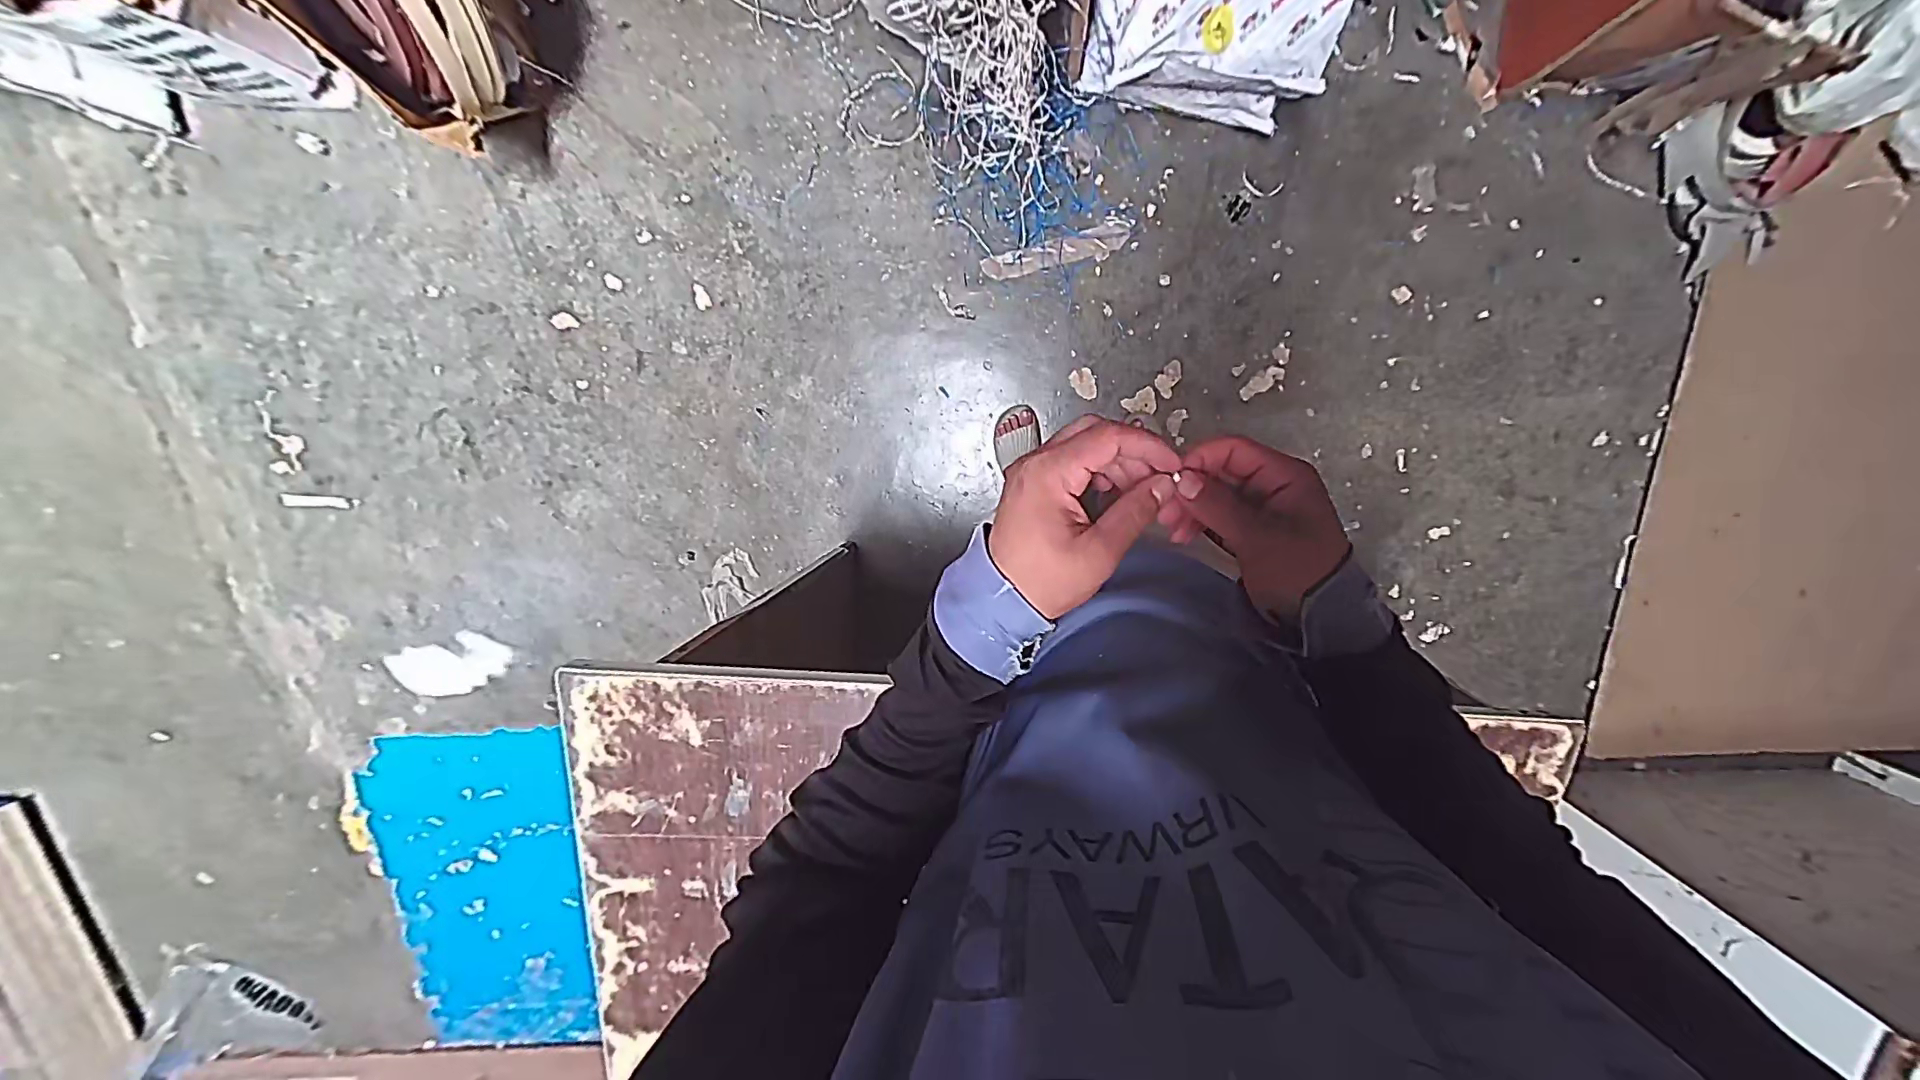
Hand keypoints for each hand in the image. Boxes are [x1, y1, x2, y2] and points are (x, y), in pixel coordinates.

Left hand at [988, 415, 1195, 618]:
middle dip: (1133, 452)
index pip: (1107, 436)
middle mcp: (1034, 465)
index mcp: (1047, 473)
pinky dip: (1098, 471)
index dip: (1147, 446)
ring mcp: (1031, 472)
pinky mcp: (1033, 483)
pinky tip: (1116, 494)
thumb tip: (1161, 486)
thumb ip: (1135, 512)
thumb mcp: (1099, 551)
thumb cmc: (1039, 581)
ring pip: (1084, 444)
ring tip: (1140, 491)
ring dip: (1117, 462)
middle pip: (1095, 433)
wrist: (1003, 598)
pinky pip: (1071, 462)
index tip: (1170, 463)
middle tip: (1158, 476)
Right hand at [1177, 435, 1350, 621]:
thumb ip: (1218, 506)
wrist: (1321, 616)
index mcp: (1283, 475)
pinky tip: (1184, 535)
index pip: (1233, 450)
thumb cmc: (1297, 571)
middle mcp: (1270, 485)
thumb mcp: (1257, 537)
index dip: (1200, 460)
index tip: (1171, 482)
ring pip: (1214, 493)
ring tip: (1172, 528)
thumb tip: (1182, 479)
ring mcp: (1260, 508)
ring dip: (1190, 507)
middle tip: (1166, 512)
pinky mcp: (1249, 529)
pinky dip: (1199, 521)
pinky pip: (1217, 514)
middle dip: (1190, 488)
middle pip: (1220, 471)